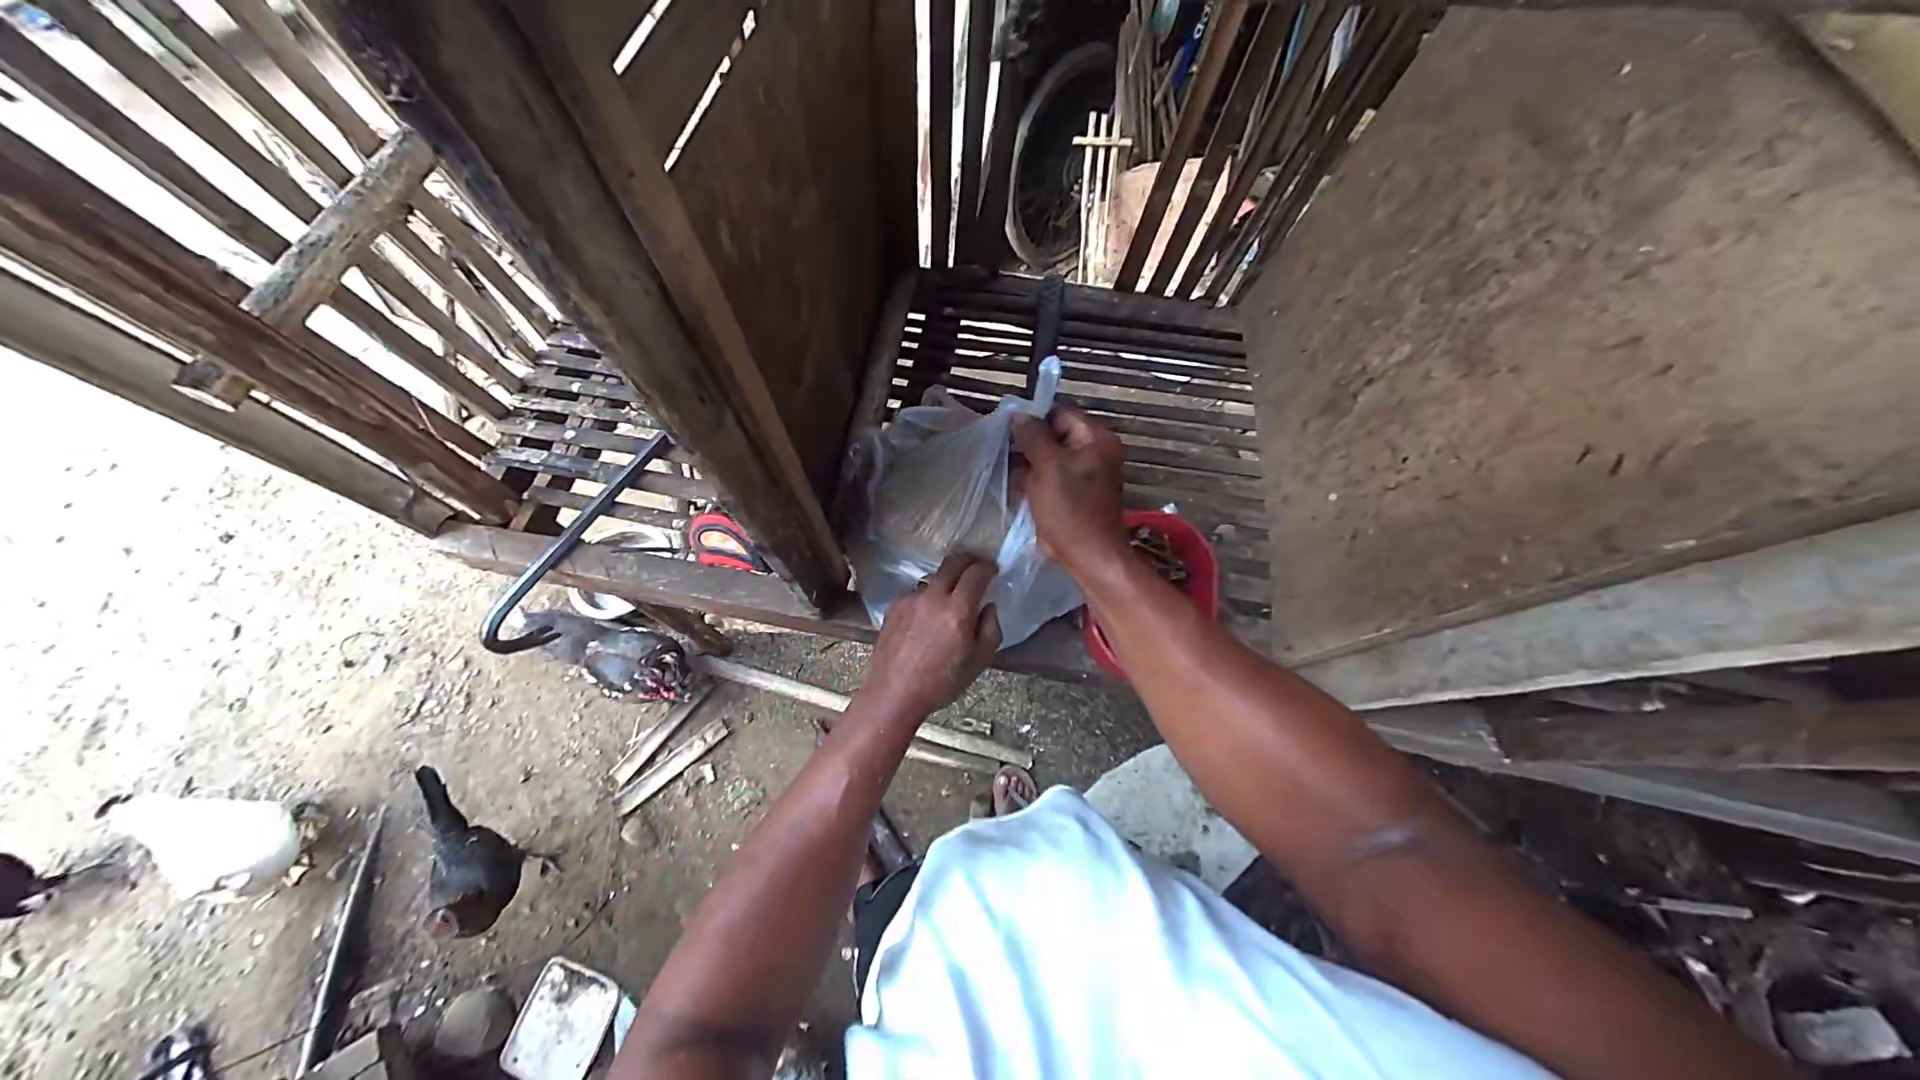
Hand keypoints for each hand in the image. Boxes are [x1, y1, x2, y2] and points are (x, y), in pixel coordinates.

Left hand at [859, 554, 1001, 719]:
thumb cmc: (941, 683)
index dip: (987, 567)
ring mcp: (910, 600)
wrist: (894, 693)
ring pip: (933, 579)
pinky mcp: (894, 606)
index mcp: (957, 611)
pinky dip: (927, 599)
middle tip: (976, 569)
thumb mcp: (979, 662)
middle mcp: (932, 598)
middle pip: (953, 563)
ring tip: (949, 602)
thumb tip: (988, 607)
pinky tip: (927, 619)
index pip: (976, 573)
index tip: (992, 570)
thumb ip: (990, 629)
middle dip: (968, 560)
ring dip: (946, 583)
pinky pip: (917, 594)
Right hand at [1010, 407, 1127, 576]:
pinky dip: (1033, 482)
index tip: (1007, 428)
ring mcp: (1084, 476)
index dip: (1034, 419)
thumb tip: (1019, 416)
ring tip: (1005, 470)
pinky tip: (1014, 487)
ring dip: (1027, 465)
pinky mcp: (1072, 496)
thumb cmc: (1070, 507)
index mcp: (1096, 439)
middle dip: (1028, 444)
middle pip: (1054, 437)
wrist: (1087, 554)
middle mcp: (1094, 453)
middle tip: (1002, 450)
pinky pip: (1050, 480)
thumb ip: (1033, 436)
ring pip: (1049, 460)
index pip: (1060, 414)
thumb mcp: (1048, 465)